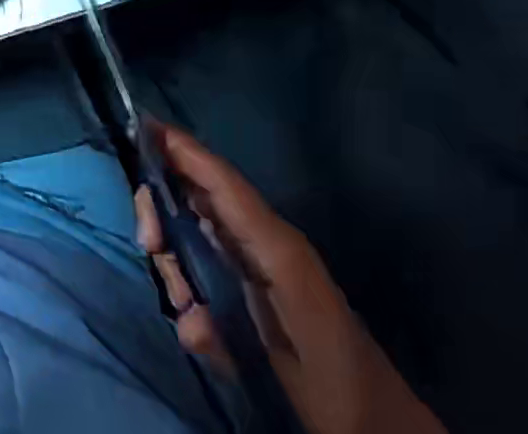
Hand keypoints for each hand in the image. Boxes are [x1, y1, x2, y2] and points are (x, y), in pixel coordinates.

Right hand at [135, 123, 445, 433]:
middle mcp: (265, 243)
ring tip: (188, 307)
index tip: (143, 124)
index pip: (223, 184)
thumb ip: (230, 340)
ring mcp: (258, 258)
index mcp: (277, 250)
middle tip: (149, 244)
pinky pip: (203, 251)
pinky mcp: (253, 275)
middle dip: (161, 213)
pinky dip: (186, 273)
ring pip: (192, 226)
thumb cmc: (337, 387)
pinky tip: (198, 316)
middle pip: (197, 199)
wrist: (384, 424)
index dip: (185, 150)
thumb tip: (187, 319)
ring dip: (173, 256)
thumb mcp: (284, 366)